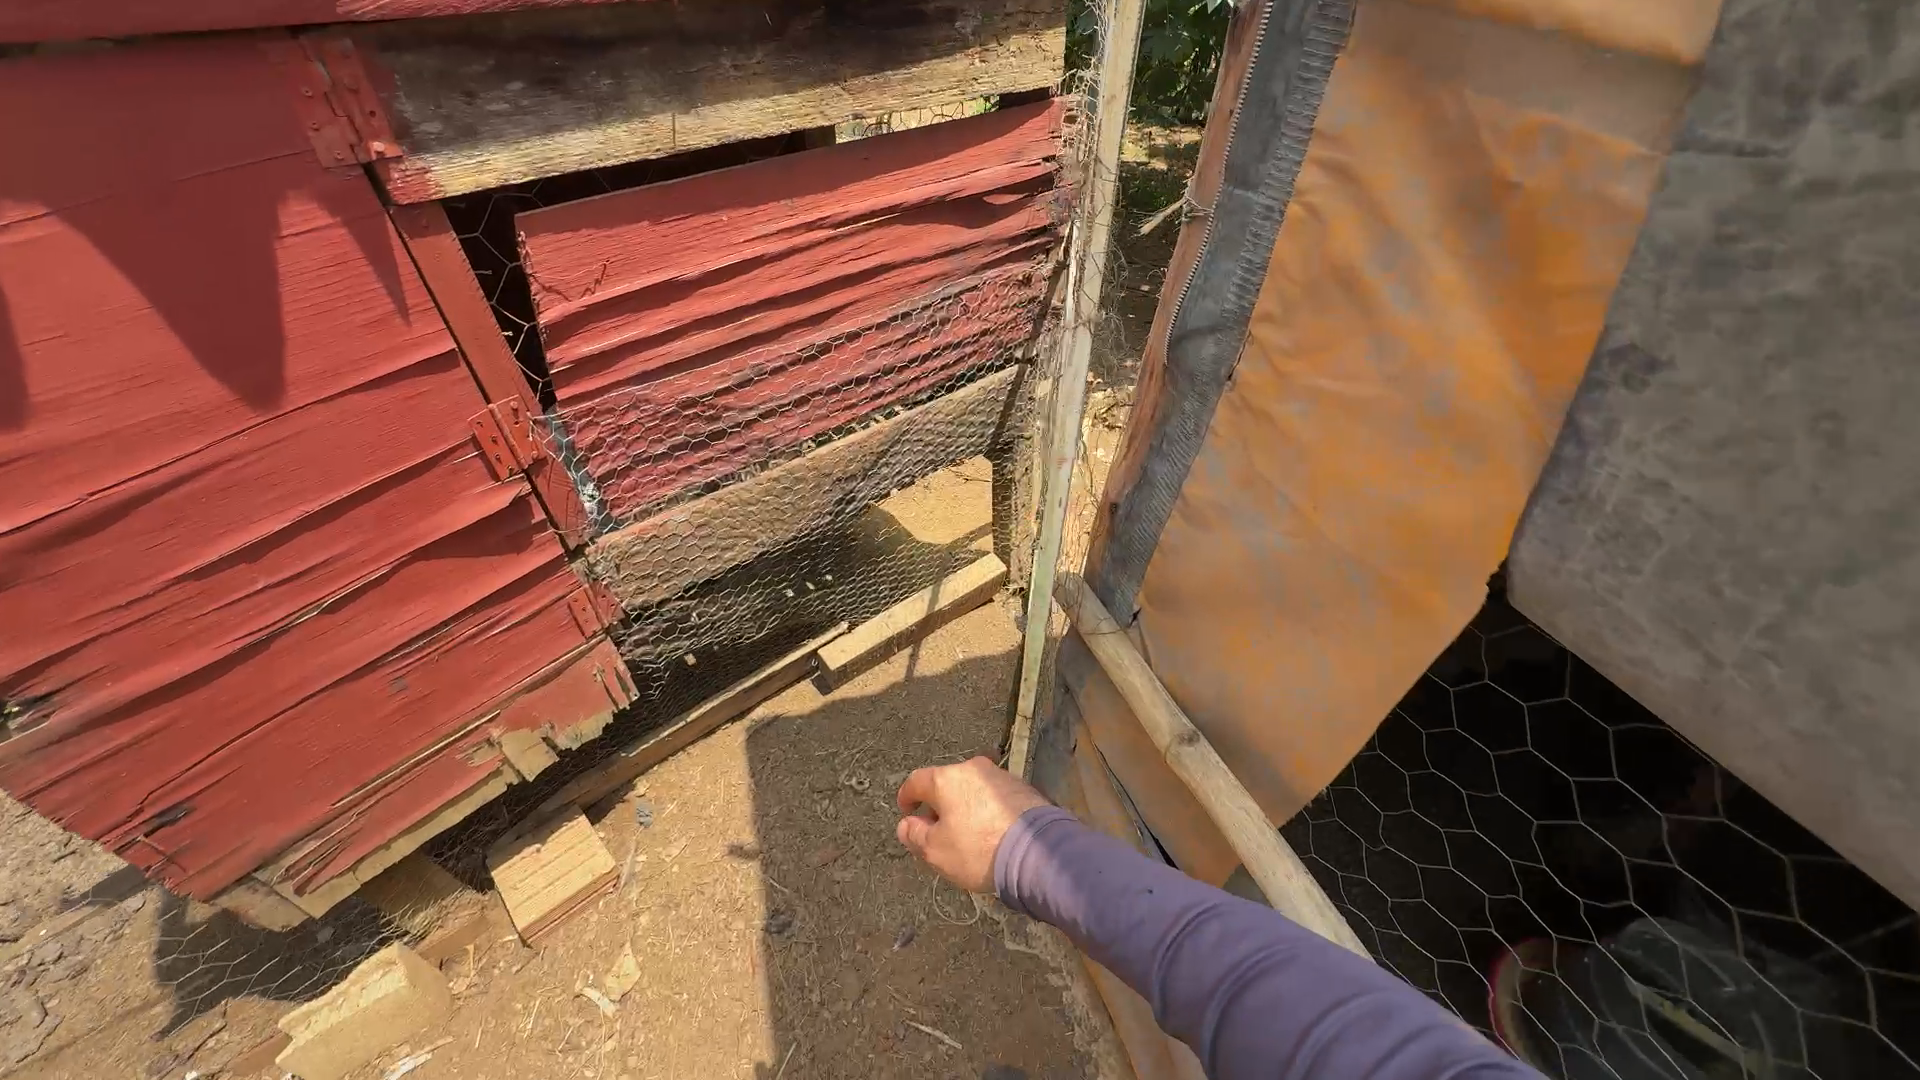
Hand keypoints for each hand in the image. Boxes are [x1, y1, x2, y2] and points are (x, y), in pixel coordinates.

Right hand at [894, 756, 1051, 892]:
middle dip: (939, 806)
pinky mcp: (1023, 789)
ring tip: (967, 835)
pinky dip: (987, 811)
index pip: (916, 780)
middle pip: (947, 784)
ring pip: (973, 790)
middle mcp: (973, 769)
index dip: (907, 797)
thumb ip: (915, 835)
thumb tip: (906, 824)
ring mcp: (1001, 776)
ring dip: (965, 807)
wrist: (1037, 851)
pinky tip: (991, 832)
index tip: (907, 812)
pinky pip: (995, 797)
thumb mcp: (935, 850)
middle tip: (937, 831)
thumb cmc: (977, 849)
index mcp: (946, 779)